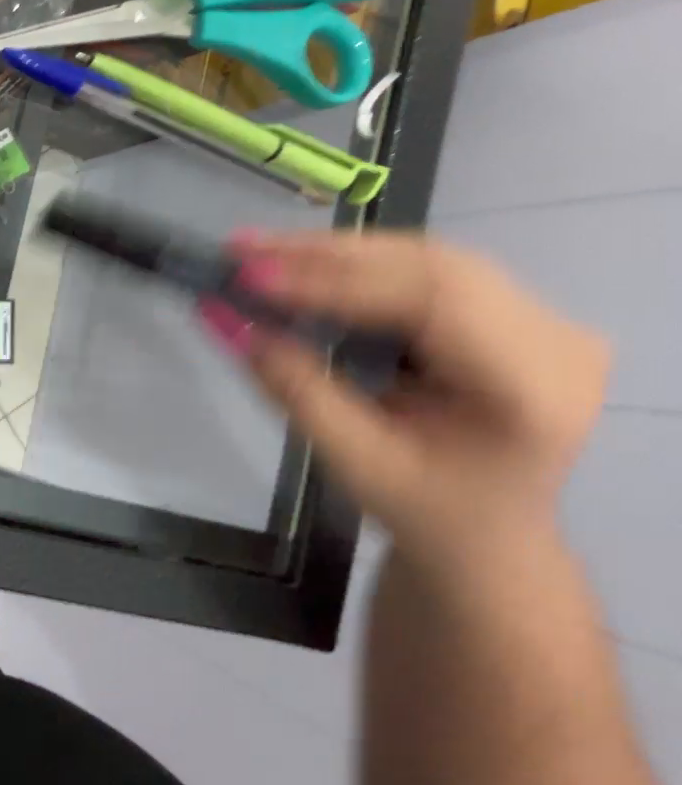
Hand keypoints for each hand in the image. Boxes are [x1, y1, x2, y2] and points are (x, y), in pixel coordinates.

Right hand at [206, 233, 609, 565]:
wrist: (486, 534)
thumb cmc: (422, 508)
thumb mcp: (352, 459)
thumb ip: (295, 387)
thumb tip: (226, 320)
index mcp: (533, 387)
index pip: (433, 302)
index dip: (337, 281)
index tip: (251, 275)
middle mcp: (556, 339)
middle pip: (433, 268)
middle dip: (327, 256)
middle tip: (240, 251)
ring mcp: (543, 319)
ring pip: (427, 259)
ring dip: (336, 253)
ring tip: (257, 251)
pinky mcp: (516, 311)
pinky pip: (429, 271)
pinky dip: (358, 264)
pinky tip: (302, 261)